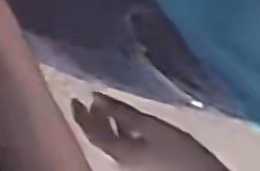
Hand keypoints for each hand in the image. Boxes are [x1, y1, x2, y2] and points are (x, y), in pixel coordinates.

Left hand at [71, 94, 228, 170]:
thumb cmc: (184, 157)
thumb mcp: (152, 128)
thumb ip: (121, 112)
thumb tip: (93, 95)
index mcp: (118, 155)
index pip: (89, 132)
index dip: (79, 115)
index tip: (75, 98)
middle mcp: (122, 166)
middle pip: (101, 140)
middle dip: (96, 119)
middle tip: (96, 101)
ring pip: (115, 147)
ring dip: (111, 128)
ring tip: (115, 111)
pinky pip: (129, 155)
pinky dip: (125, 139)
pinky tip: (135, 131)